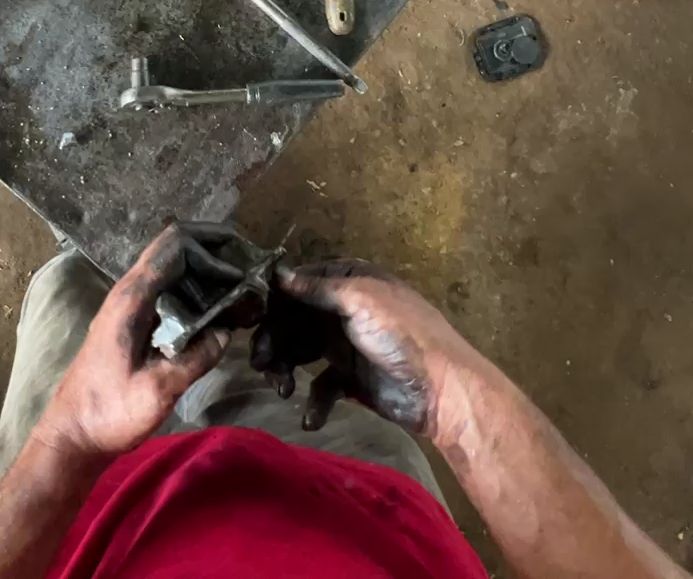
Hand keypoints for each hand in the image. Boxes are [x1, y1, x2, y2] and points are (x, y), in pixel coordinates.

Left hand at [28, 225, 239, 460]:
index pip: (175, 244)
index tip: (240, 272)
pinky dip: (196, 286)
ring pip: (173, 263)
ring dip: (206, 266)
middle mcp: (130, 289)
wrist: (71, 433)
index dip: (211, 249)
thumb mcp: (157, 392)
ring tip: (241, 284)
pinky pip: (169, 286)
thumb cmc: (108, 413)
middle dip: (213, 247)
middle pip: (175, 244)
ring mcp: (131, 301)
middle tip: (248, 265)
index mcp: (133, 297)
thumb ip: (195, 359)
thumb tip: (226, 332)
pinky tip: (219, 307)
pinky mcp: (135, 317)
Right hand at [250, 260, 487, 446]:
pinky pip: (321, 385)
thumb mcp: (360, 301)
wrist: (443, 391)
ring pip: (301, 350)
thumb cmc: (401, 334)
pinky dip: (313, 401)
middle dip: (275, 339)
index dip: (274, 298)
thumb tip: (278, 274)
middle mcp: (343, 308)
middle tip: (260, 363)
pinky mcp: (350, 378)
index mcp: (349, 280)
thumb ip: (318, 288)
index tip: (249, 316)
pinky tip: (310, 418)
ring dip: (287, 369)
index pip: (300, 283)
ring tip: (281, 390)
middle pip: (294, 318)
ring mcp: (345, 343)